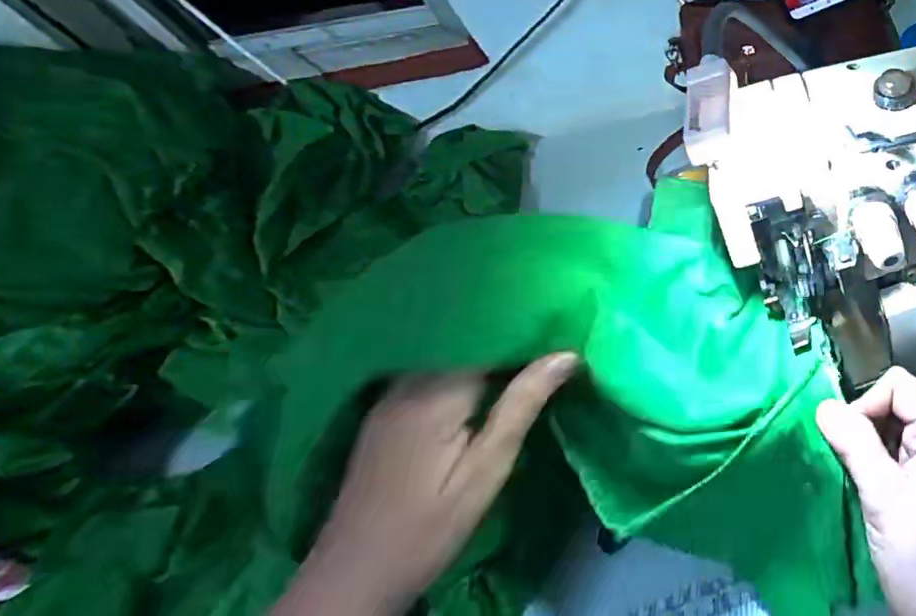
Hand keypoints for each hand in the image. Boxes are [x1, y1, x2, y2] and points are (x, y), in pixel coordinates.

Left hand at [271, 352, 578, 615]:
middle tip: (556, 342)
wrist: (348, 585)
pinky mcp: (385, 415)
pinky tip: (489, 381)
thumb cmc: (427, 528)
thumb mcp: (486, 470)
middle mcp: (407, 386)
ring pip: (451, 354)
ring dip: (490, 352)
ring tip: (531, 355)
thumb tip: (568, 353)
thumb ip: (523, 404)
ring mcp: (389, 400)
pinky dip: (466, 368)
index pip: (489, 338)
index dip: (529, 330)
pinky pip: (434, 372)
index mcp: (434, 395)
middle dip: (512, 337)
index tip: (566, 331)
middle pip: (468, 342)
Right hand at [815, 367, 915, 615]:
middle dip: (867, 424)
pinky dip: (878, 457)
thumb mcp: (882, 495)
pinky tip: (871, 483)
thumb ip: (855, 445)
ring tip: (861, 476)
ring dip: (870, 443)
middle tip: (852, 463)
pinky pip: (897, 445)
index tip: (848, 442)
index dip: (866, 405)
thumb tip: (822, 405)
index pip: (897, 386)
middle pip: (896, 401)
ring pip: (893, 423)